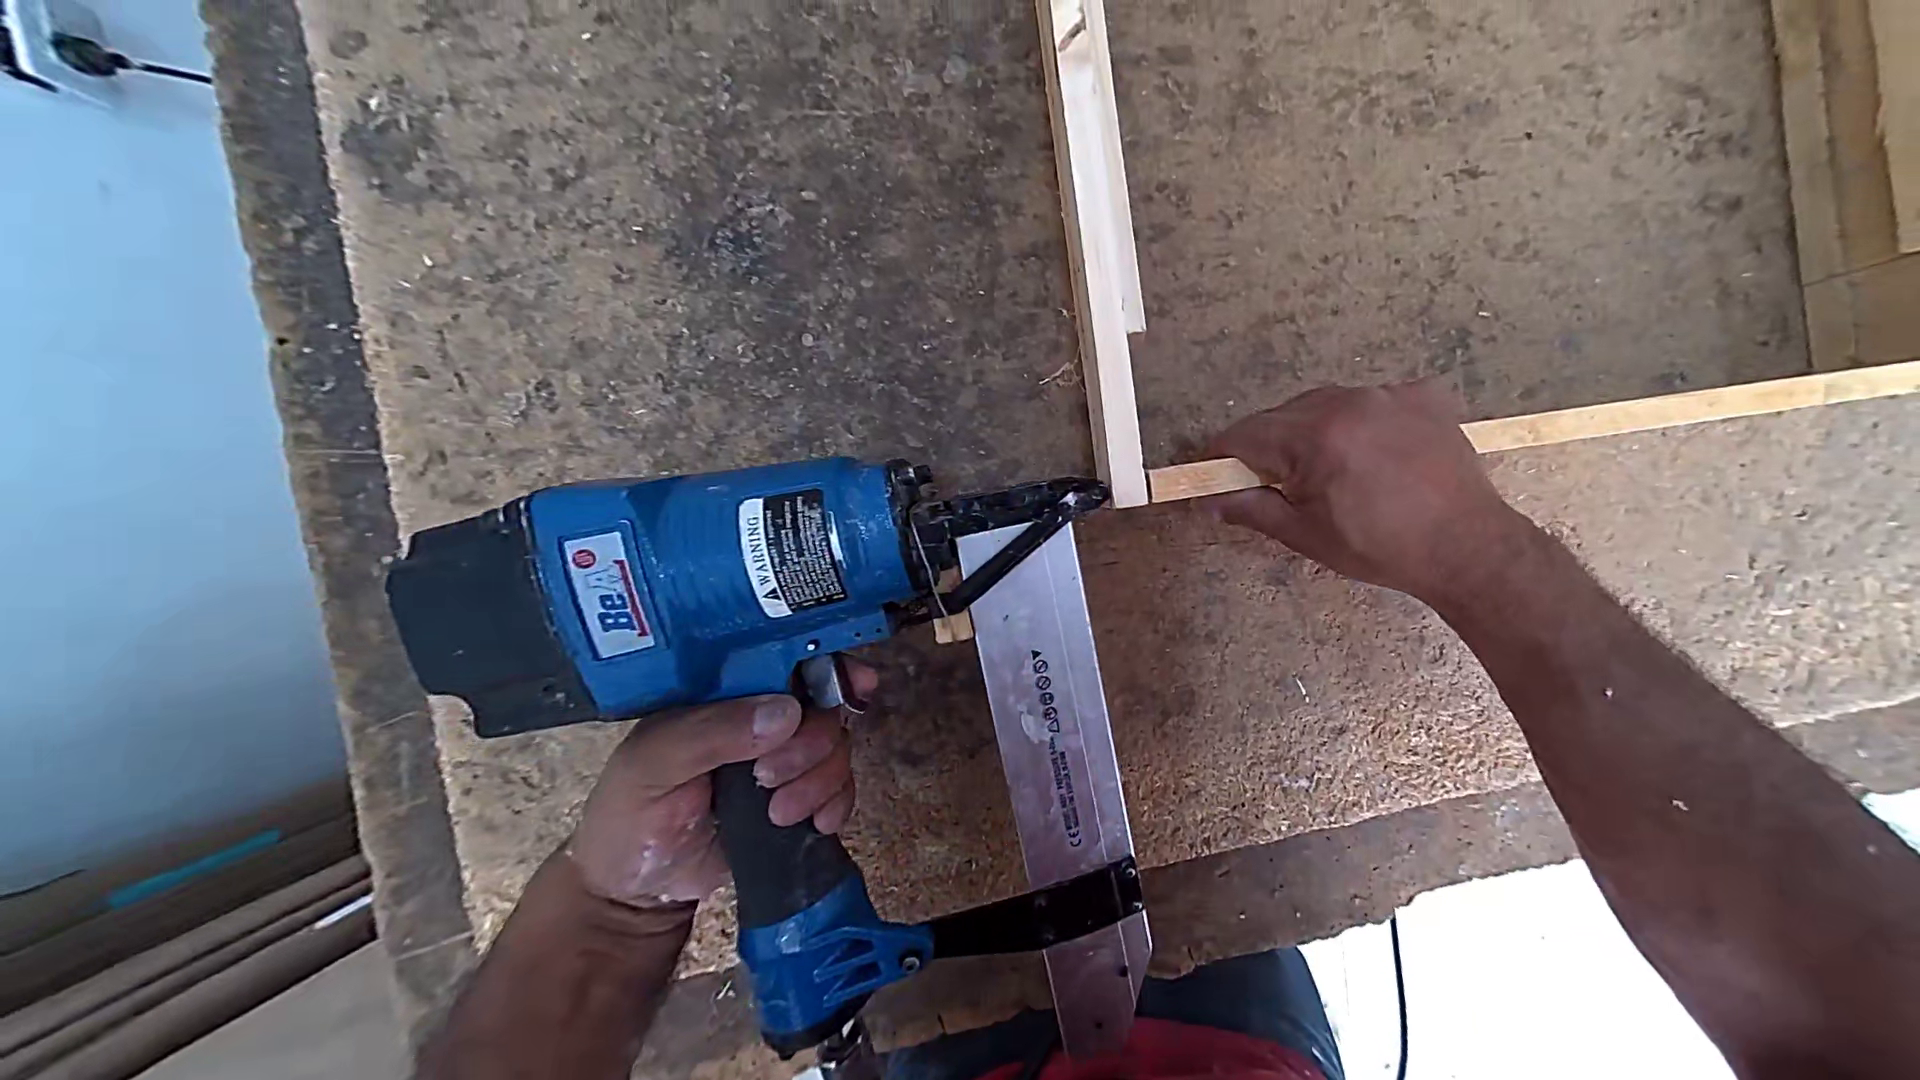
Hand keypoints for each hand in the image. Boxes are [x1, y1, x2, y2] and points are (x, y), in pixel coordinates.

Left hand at [566, 662, 875, 909]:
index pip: (785, 659)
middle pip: (822, 705)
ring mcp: (785, 757)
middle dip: (811, 744)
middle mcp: (762, 717)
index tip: (858, 681)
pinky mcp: (800, 797)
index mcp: (726, 693)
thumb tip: (788, 712)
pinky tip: (817, 824)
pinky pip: (842, 787)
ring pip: (837, 746)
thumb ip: (710, 734)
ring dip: (820, 780)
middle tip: (770, 779)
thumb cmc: (630, 815)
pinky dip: (838, 802)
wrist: (637, 893)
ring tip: (780, 814)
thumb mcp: (652, 766)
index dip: (826, 663)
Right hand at [1200, 381, 1528, 603]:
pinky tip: (1366, 452)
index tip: (1212, 473)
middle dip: (1264, 446)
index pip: (1242, 434)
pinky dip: (1353, 421)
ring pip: (1319, 404)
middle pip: (1278, 415)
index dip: (1220, 455)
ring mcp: (1388, 394)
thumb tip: (1206, 500)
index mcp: (1315, 437)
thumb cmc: (1378, 547)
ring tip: (1323, 469)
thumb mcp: (1302, 533)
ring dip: (1306, 431)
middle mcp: (1348, 402)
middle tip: (1272, 483)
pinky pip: (1365, 400)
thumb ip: (1249, 508)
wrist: (1470, 548)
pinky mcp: (1422, 395)